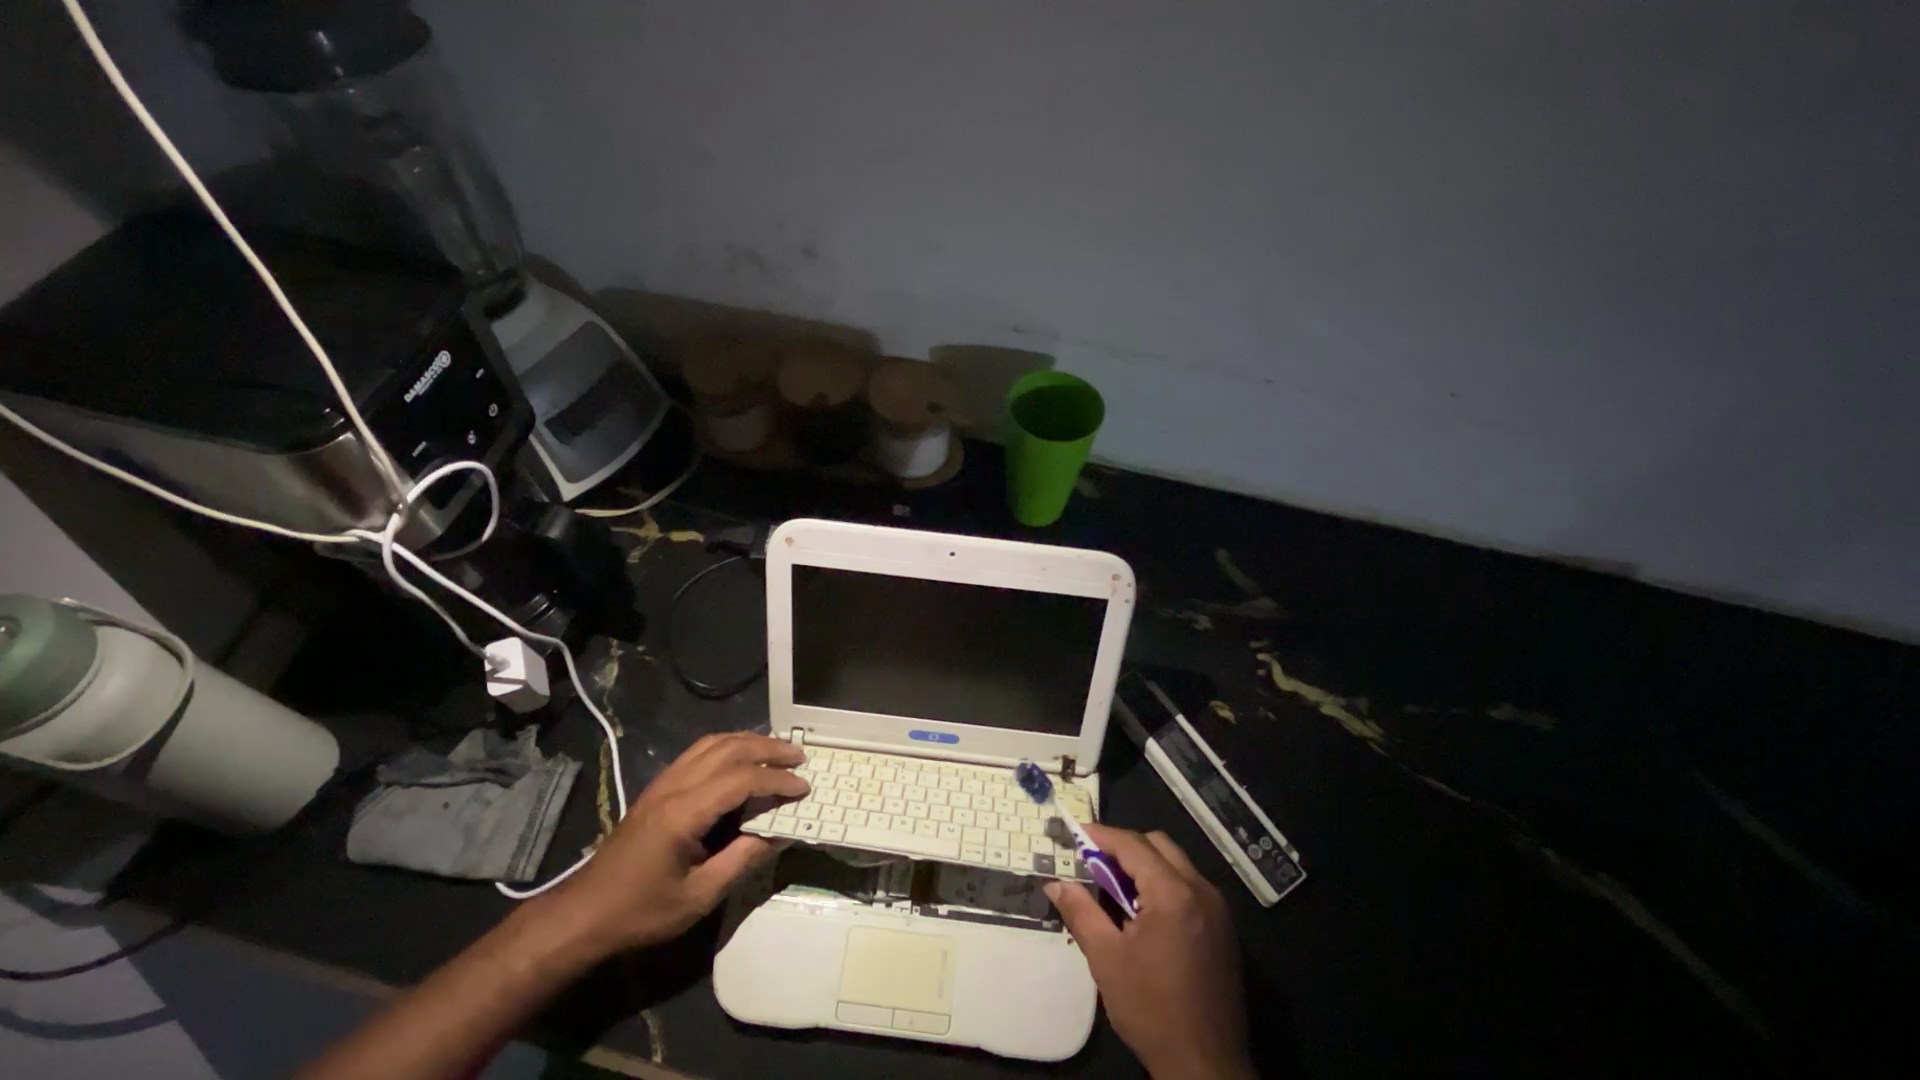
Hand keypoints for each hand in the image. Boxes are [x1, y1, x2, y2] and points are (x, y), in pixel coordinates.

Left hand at [546, 733, 806, 958]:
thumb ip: (743, 859)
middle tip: (799, 757)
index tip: (804, 788)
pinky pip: (697, 755)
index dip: (776, 781)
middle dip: (767, 749)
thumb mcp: (700, 896)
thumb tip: (780, 833)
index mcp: (683, 813)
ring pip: (710, 745)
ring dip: (747, 742)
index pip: (740, 780)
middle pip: (727, 749)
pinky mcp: (656, 792)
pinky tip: (741, 761)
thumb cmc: (642, 912)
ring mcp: (661, 786)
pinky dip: (726, 749)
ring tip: (777, 752)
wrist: (584, 915)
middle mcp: (672, 788)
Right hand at [1046, 826, 1253, 1079]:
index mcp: (1174, 894)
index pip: (1133, 845)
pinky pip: (1190, 888)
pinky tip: (1142, 913)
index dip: (1102, 835)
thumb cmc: (1151, 1009)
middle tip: (1092, 864)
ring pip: (1177, 865)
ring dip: (1145, 866)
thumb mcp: (1106, 959)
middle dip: (1124, 847)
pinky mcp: (1223, 929)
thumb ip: (1081, 912)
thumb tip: (1055, 884)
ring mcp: (1218, 910)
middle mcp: (1202, 891)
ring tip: (1114, 889)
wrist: (1205, 1062)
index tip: (1075, 832)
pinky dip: (1163, 885)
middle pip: (1159, 846)